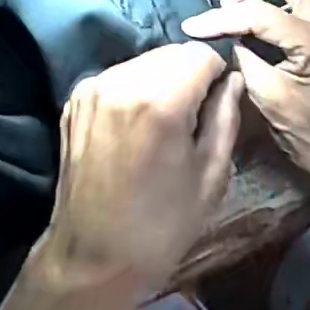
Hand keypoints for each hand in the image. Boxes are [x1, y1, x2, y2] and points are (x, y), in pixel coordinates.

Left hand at [27, 42, 242, 309]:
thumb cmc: (161, 227)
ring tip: (163, 124)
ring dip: (161, 79)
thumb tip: (233, 79)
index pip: (200, 54)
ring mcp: (93, 86)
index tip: (217, 103)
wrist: (91, 257)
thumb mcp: (210, 177)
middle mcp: (121, 81)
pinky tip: (135, 127)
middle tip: (192, 118)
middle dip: (189, 75)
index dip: (217, 74)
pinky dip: (134, 89)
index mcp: (159, 100)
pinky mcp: (76, 96)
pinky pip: (119, 76)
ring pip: (144, 61)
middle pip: (171, 52)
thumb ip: (225, 117)